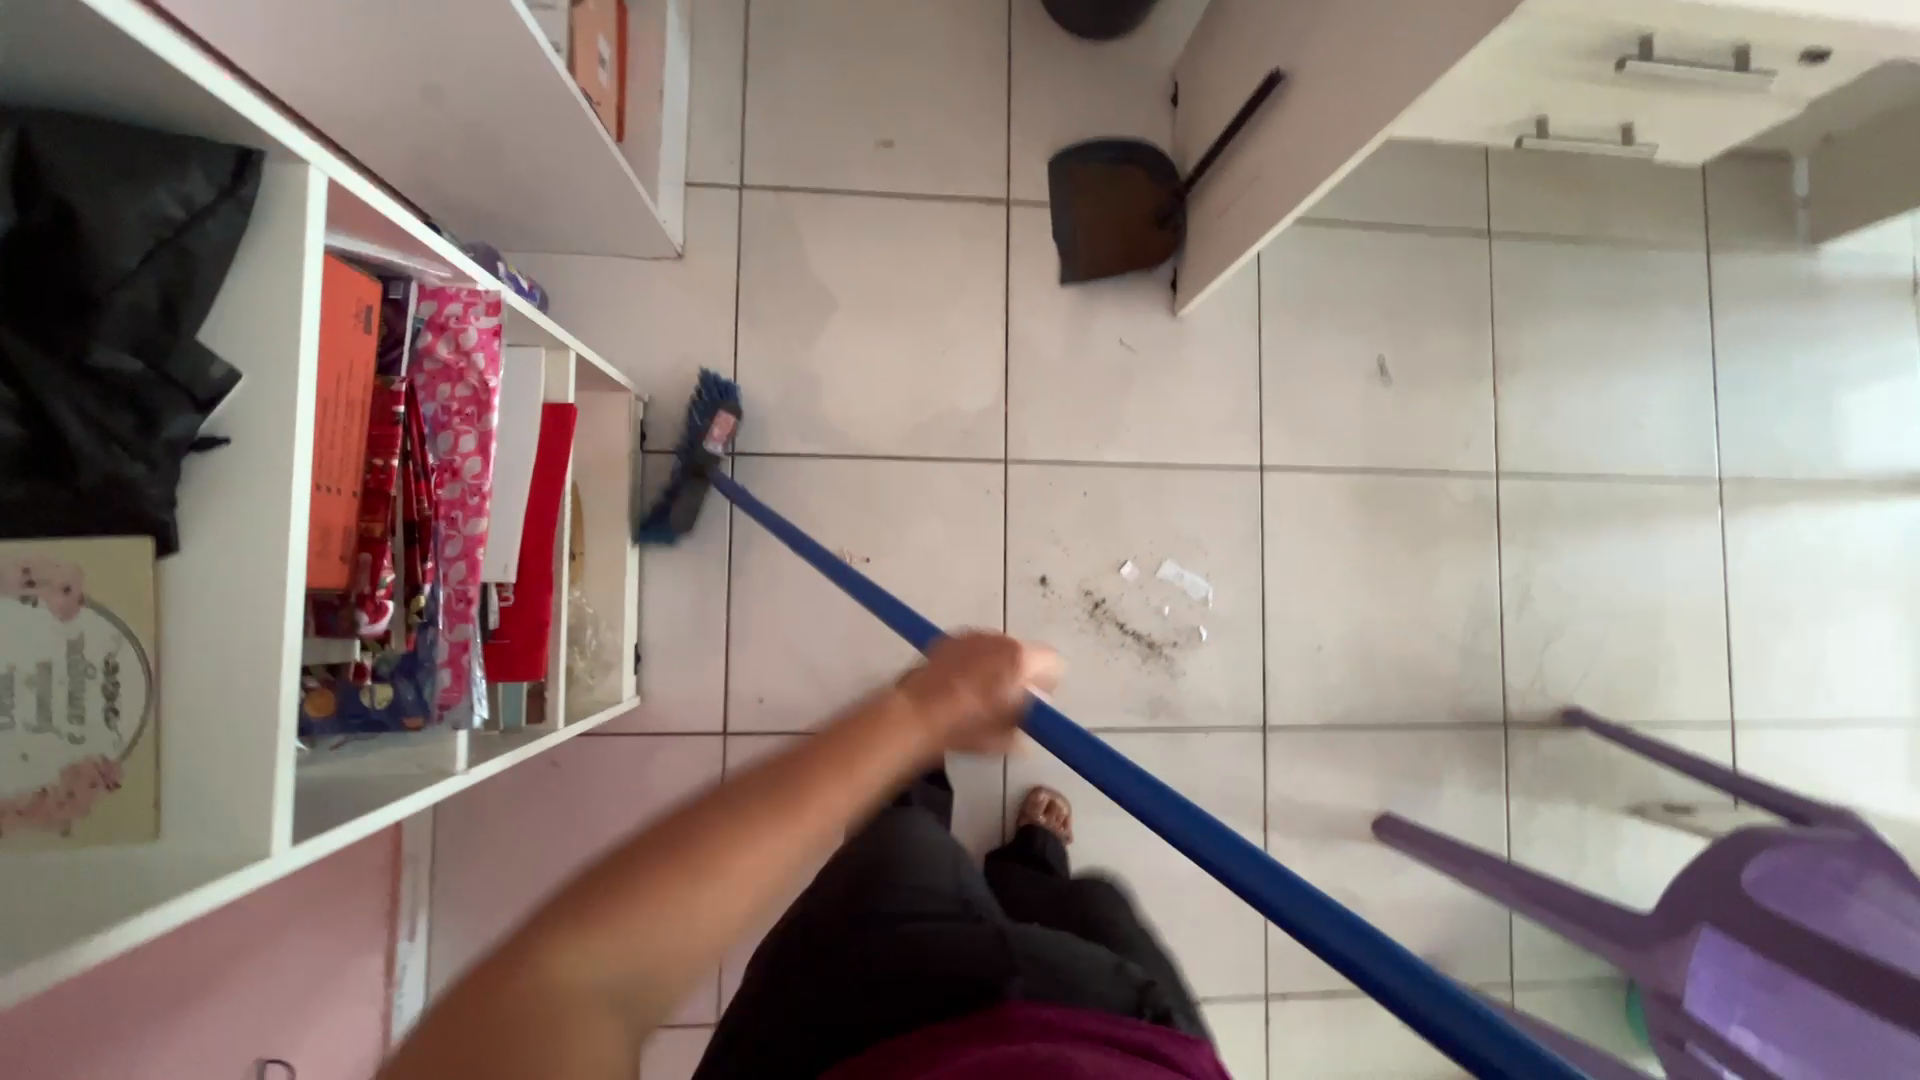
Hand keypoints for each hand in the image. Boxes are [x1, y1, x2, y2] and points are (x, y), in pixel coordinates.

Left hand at [895, 632, 1062, 754]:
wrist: (916, 712)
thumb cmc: (966, 725)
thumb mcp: (1004, 735)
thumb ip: (1024, 723)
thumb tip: (1025, 727)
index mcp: (1021, 660)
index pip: (1054, 662)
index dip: (1047, 683)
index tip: (1037, 701)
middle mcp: (1001, 639)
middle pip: (1024, 652)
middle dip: (1020, 673)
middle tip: (1008, 699)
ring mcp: (973, 635)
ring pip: (998, 648)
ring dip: (996, 665)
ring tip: (980, 692)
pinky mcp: (949, 637)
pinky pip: (973, 647)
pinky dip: (973, 660)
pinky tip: (960, 683)